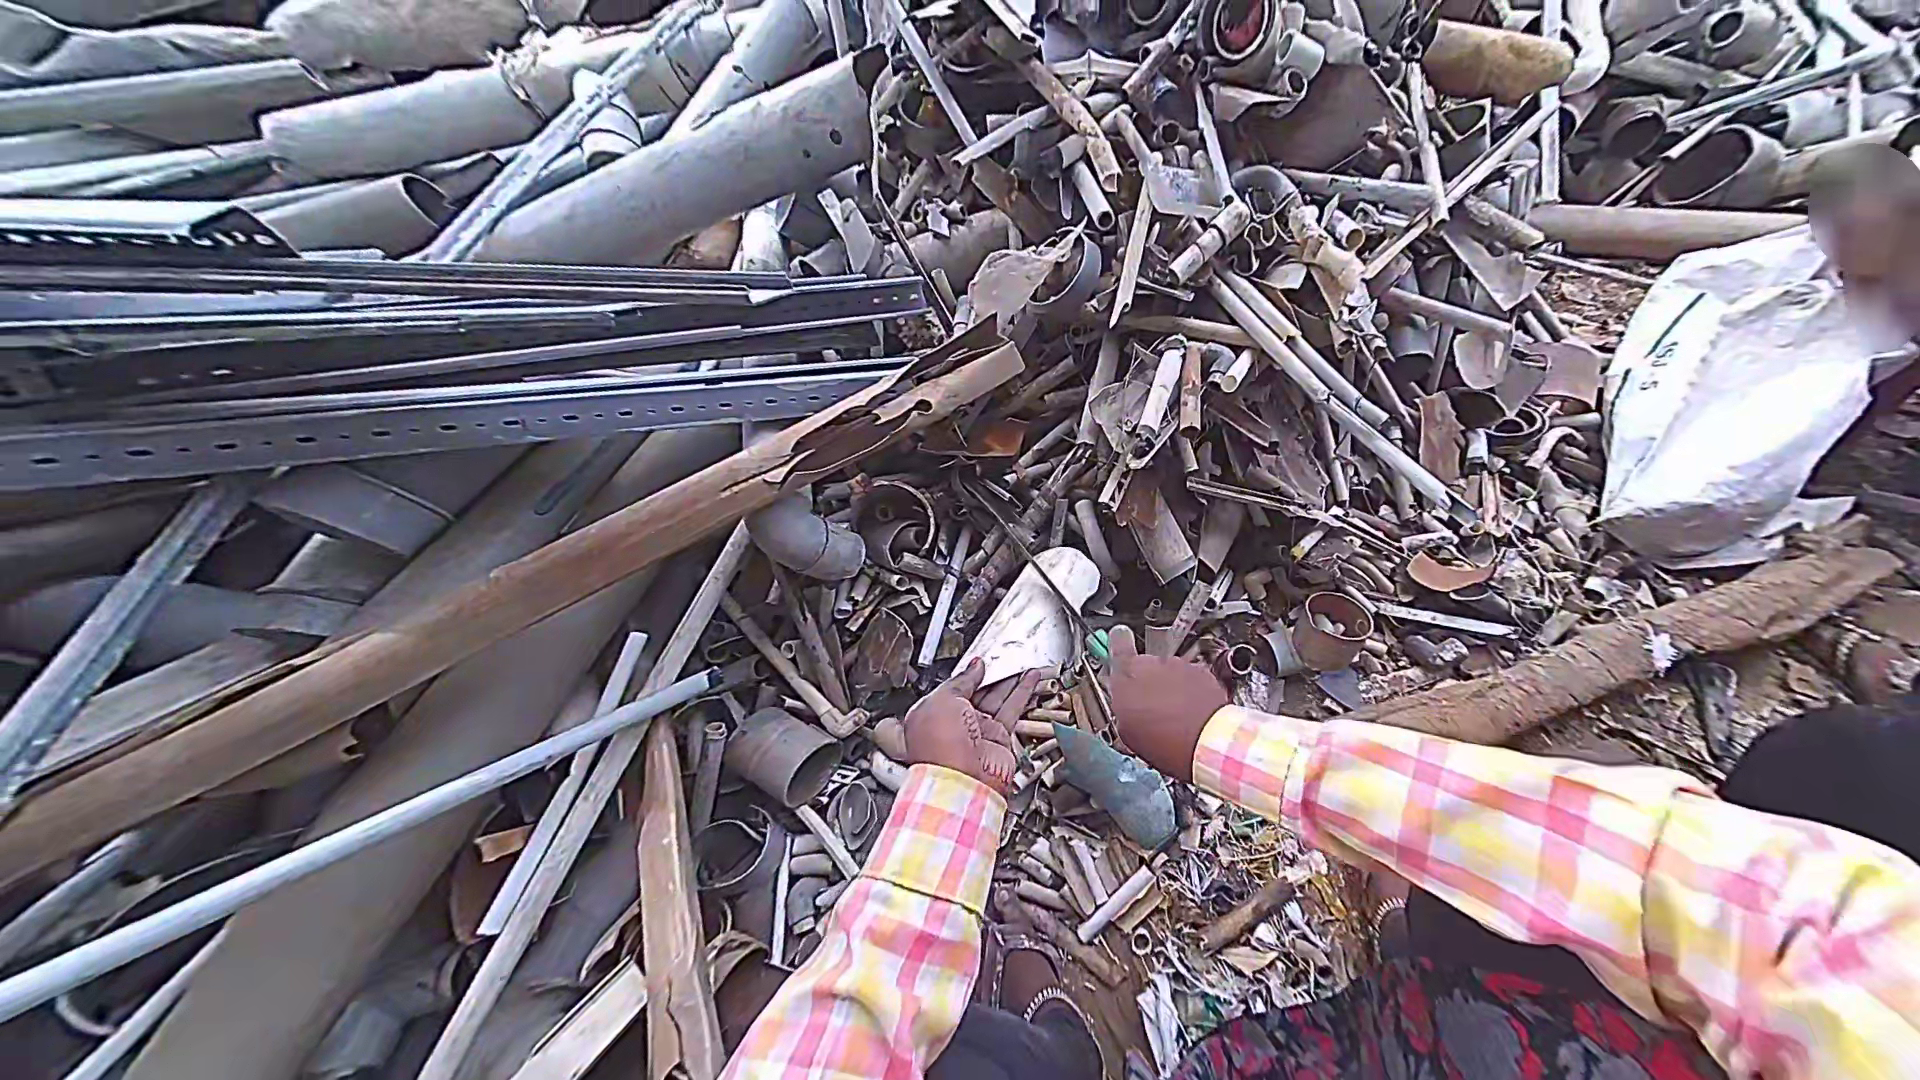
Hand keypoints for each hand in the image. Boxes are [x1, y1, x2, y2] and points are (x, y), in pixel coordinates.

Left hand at [902, 659, 1018, 792]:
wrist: (962, 780)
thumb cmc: (940, 746)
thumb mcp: (943, 698)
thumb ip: (961, 680)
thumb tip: (974, 667)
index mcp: (931, 715)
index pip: (949, 689)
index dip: (963, 675)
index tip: (975, 662)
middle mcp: (954, 725)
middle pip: (975, 693)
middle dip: (988, 676)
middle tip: (1000, 660)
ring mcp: (977, 733)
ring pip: (996, 699)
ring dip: (1010, 680)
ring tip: (1020, 664)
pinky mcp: (998, 740)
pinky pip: (1012, 710)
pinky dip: (1022, 693)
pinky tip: (1029, 679)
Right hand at [1105, 625, 1227, 781]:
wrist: (1208, 743)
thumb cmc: (1165, 742)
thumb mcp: (1128, 733)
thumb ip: (1123, 710)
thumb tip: (1126, 712)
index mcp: (1125, 675)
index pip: (1116, 645)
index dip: (1117, 641)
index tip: (1117, 639)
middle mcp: (1150, 663)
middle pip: (1143, 666)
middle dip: (1146, 681)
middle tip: (1150, 706)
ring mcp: (1177, 665)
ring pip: (1167, 671)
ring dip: (1169, 686)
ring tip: (1173, 715)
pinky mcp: (1201, 672)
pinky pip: (1190, 678)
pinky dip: (1189, 690)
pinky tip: (1190, 713)